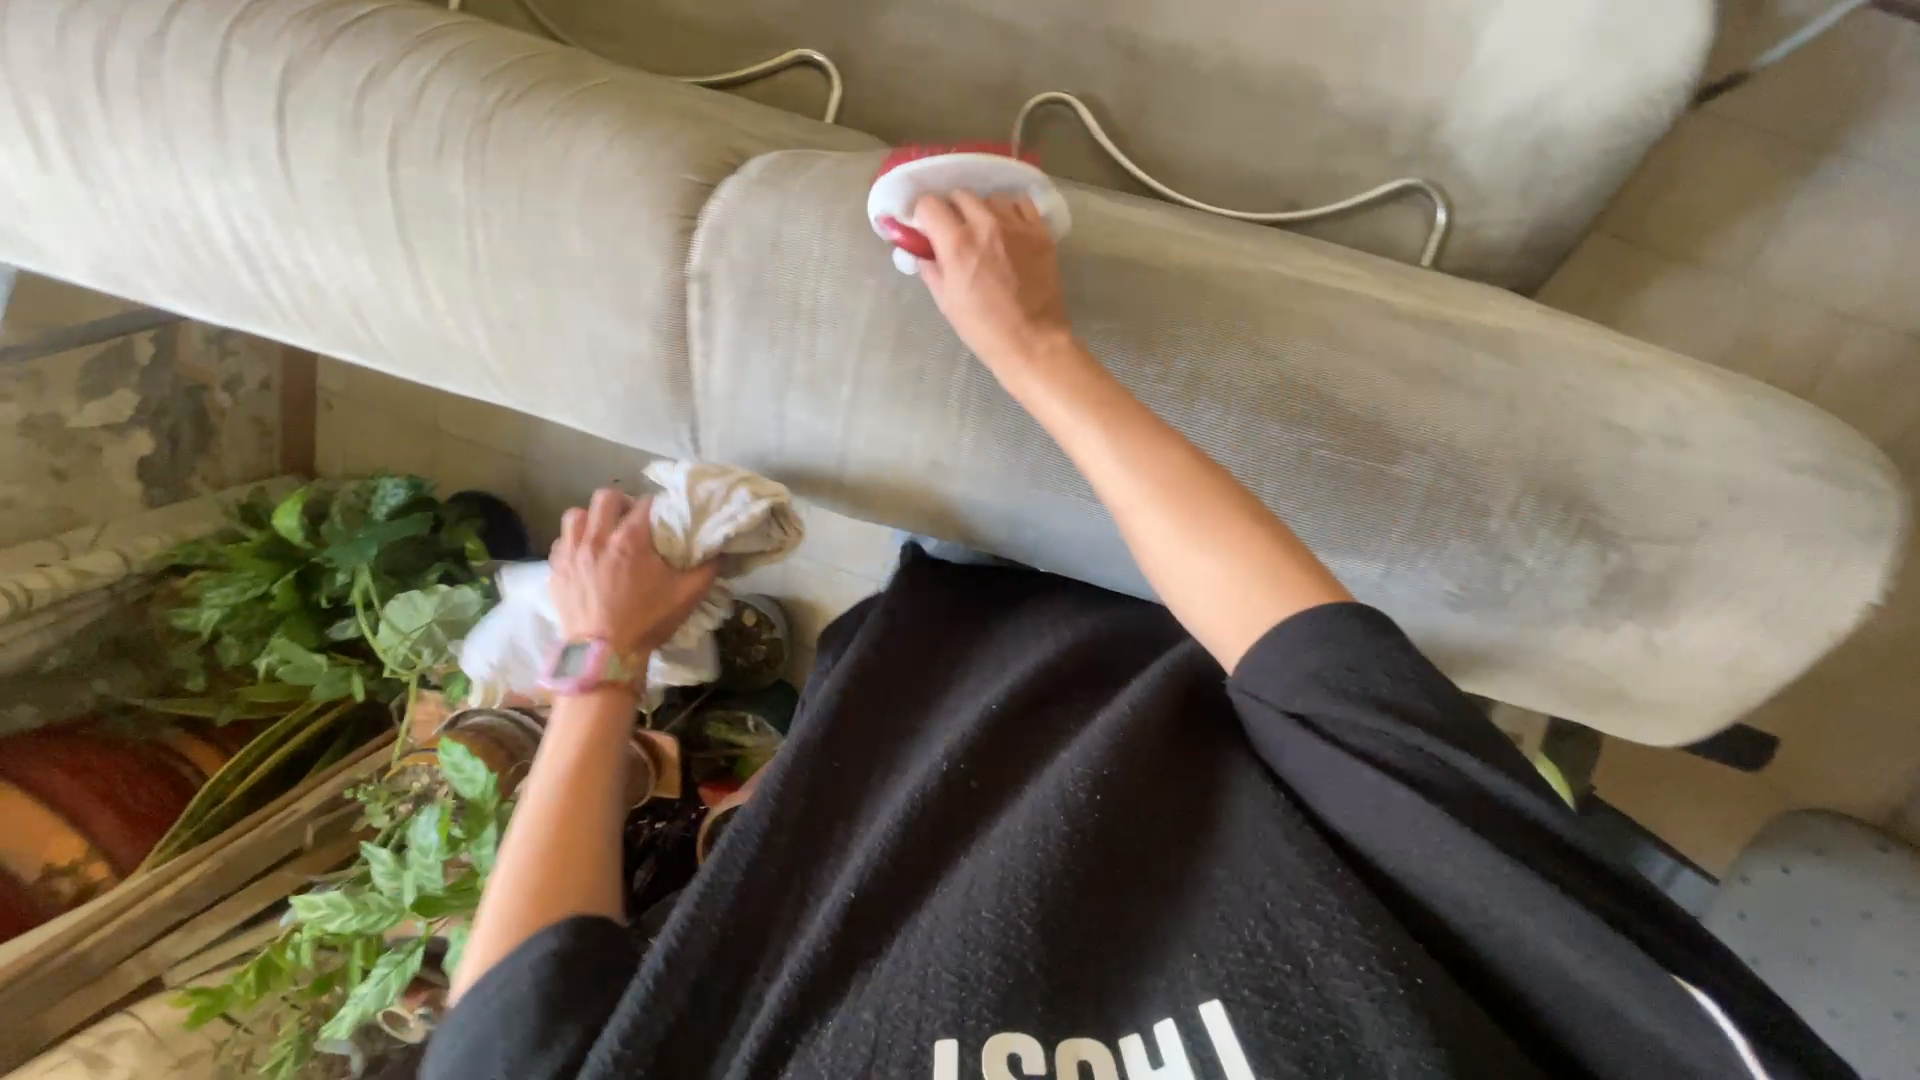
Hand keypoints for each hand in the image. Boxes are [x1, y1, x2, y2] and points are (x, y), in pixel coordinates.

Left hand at [549, 489, 717, 658]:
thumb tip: (722, 551)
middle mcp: (598, 538)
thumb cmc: (648, 621)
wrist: (604, 655)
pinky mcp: (556, 570)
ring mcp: (572, 553)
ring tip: (604, 533)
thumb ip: (708, 568)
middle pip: (606, 497)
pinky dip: (574, 542)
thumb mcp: (688, 595)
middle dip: (622, 503)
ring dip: (593, 519)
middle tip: (632, 520)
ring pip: (577, 514)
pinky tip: (587, 556)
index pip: (646, 503)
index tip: (664, 517)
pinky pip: (562, 541)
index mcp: (631, 540)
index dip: (658, 507)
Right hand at [913, 191, 1074, 371]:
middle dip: (951, 210)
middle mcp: (986, 225)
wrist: (1033, 342)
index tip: (927, 229)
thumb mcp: (946, 303)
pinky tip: (1009, 230)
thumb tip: (922, 253)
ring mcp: (1017, 226)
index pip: (929, 204)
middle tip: (954, 233)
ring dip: (982, 210)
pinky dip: (1010, 211)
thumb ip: (931, 270)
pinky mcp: (1040, 232)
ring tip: (985, 232)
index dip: (923, 215)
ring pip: (990, 198)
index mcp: (957, 244)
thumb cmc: (984, 330)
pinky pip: (1021, 204)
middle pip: (959, 194)